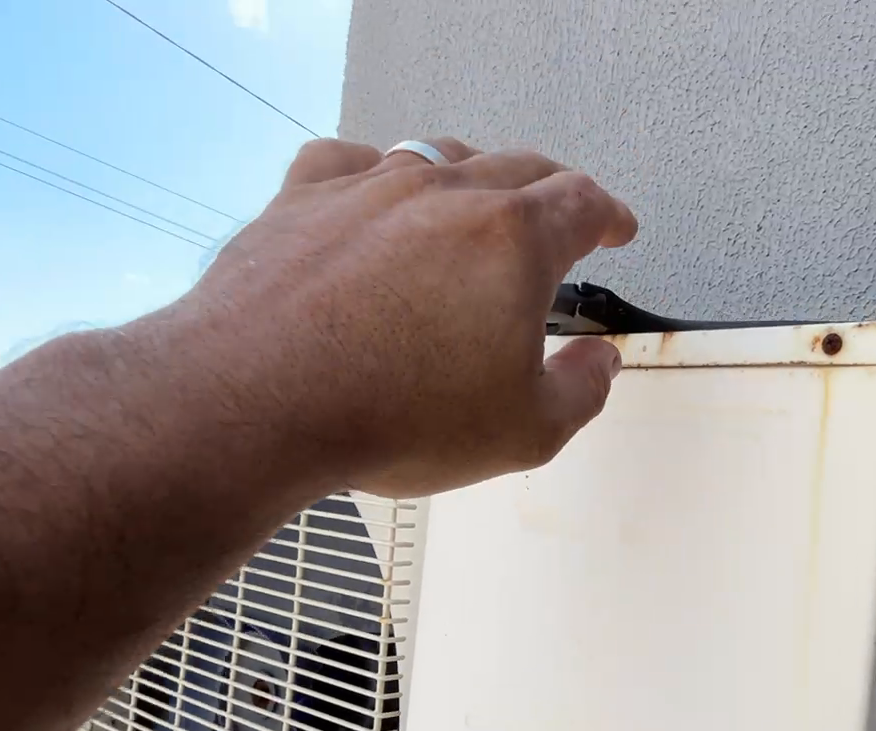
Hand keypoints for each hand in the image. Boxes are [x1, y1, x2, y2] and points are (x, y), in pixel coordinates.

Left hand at [149, 137, 638, 496]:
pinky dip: (384, 175)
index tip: (620, 228)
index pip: (583, 203)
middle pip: (521, 166)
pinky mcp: (301, 199)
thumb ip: (585, 390)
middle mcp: (446, 195)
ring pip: (442, 154)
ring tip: (485, 207)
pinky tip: (381, 198)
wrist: (255, 404)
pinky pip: (354, 161)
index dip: (611, 215)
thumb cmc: (408, 418)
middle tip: (568, 219)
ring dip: (479, 177)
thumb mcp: (532, 431)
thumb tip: (602, 359)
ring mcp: (368, 187)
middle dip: (556, 191)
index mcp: (514, 240)